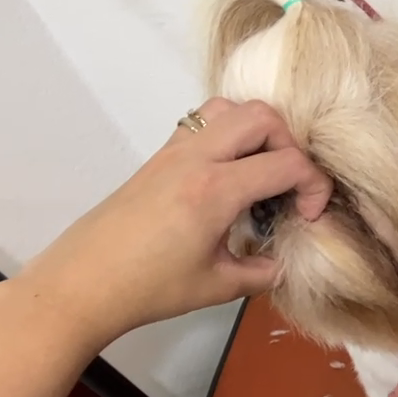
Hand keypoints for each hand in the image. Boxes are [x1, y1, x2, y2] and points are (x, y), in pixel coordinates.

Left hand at [14, 98, 329, 348]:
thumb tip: (282, 263)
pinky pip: (205, 123)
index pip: (288, 163)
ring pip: (230, 108)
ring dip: (259, 133)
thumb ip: (264, 271)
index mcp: (214, 190)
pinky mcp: (160, 157)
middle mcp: (195, 158)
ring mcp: (174, 151)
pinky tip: (232, 176)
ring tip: (263, 173)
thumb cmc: (150, 288)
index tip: (309, 216)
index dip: (314, 187)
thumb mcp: (220, 287)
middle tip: (290, 187)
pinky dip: (231, 136)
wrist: (83, 284)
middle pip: (262, 116)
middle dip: (292, 147)